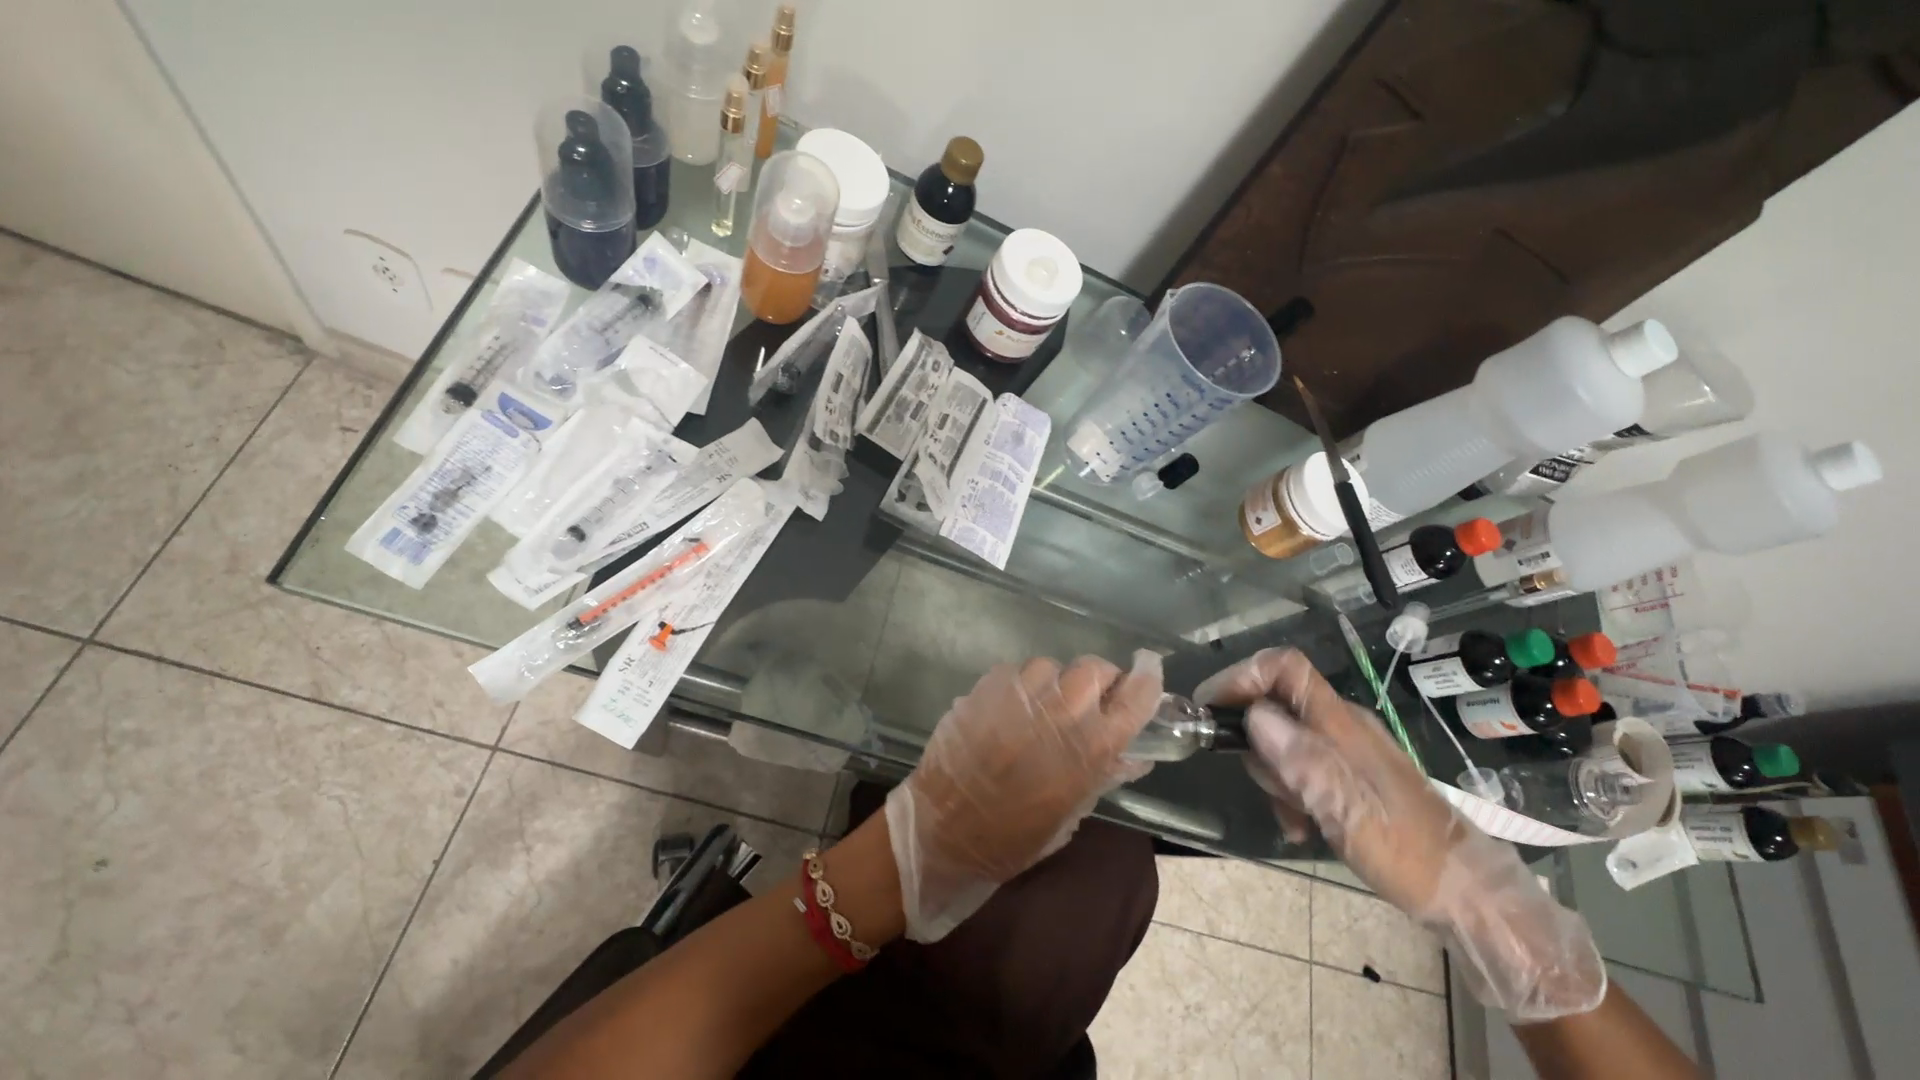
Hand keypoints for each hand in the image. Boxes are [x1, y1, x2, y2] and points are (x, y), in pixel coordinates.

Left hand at [886, 651, 1162, 941]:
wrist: (942, 831)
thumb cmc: (1013, 837)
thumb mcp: (1069, 814)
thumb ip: (1102, 775)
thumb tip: (1132, 755)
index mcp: (1090, 748)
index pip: (1136, 696)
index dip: (1147, 679)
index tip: (1147, 669)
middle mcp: (1061, 712)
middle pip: (1094, 669)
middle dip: (1096, 681)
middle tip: (1087, 702)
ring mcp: (1020, 695)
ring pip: (1051, 666)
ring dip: (1054, 684)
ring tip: (1041, 709)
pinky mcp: (986, 687)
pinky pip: (1015, 672)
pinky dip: (1020, 687)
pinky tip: (1010, 712)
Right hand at [1198, 648, 1605, 1021]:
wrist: (1463, 891)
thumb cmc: (1404, 849)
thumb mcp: (1344, 806)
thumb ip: (1299, 757)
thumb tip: (1252, 715)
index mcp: (1340, 723)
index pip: (1284, 667)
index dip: (1241, 676)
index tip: (1210, 710)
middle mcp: (1341, 727)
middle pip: (1274, 708)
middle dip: (1255, 746)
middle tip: (1271, 790)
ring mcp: (1346, 752)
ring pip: (1282, 744)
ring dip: (1274, 779)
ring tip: (1295, 818)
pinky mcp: (1349, 778)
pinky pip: (1300, 771)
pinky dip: (1291, 796)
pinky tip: (1303, 828)